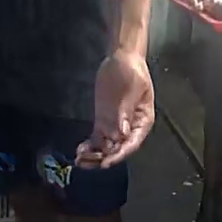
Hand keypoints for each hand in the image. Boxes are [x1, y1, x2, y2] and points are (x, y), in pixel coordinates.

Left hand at [76, 50, 154, 168]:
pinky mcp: (104, 121)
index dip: (119, 155)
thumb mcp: (131, 88)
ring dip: (94, 155)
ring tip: (80, 161)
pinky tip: (80, 151)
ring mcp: (116, 126)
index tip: (106, 162)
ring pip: (106, 147)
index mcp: (142, 122)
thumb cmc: (132, 70)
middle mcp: (130, 129)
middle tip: (88, 163)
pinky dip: (89, 146)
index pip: (131, 143)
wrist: (121, 58)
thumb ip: (126, 110)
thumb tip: (123, 132)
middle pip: (118, 149)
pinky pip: (97, 138)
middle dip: (103, 158)